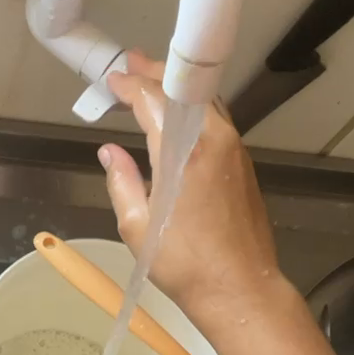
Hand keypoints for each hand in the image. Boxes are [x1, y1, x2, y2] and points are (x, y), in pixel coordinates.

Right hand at [97, 52, 284, 314]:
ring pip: (205, 103)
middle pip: (185, 90)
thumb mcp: (136, 227)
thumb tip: (110, 152)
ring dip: (178, 91)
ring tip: (152, 85)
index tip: (113, 80)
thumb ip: (121, 182)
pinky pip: (216, 124)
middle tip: (132, 65)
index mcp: (183, 153)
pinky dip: (193, 112)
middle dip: (156, 74)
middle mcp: (214, 140)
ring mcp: (234, 150)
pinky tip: (178, 122)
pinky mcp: (243, 165)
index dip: (131, 85)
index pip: (154, 100)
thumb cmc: (183, 265)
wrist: (238, 289)